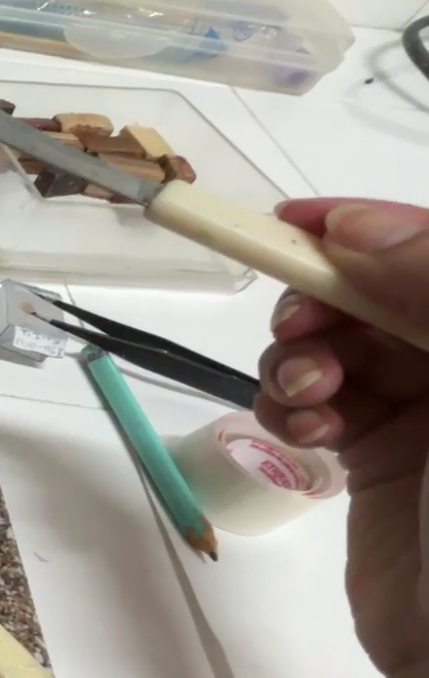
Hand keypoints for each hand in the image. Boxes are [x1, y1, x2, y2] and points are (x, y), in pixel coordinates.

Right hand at [255, 199, 428, 675]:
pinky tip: (300, 434)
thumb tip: (363, 232)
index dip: (379, 229)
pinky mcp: (385, 453)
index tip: (293, 224)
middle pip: (387, 298)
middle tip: (297, 341)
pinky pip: (319, 407)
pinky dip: (291, 411)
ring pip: (340, 352)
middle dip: (325, 310)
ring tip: (298, 405)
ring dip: (298, 367)